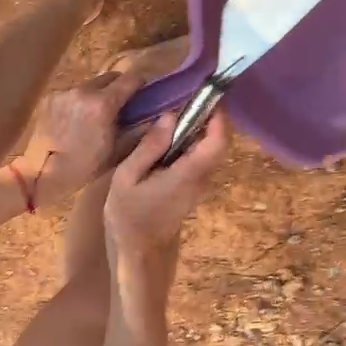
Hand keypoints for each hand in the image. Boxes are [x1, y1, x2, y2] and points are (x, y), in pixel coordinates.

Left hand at [12, 70, 145, 204]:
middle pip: (109, 77)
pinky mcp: (51, 98)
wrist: (44, 172)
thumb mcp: (118, 150)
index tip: (143, 91)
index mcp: (103, 104)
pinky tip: (76, 119)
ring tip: (96, 114)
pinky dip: (79, 101)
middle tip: (121, 104)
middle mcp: (83, 91)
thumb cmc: (84, 166)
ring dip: (97, 94)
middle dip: (118, 87)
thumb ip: (139, 128)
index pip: (130, 78)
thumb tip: (156, 114)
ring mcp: (65, 93)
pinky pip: (72, 93)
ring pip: (90, 84)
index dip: (140, 83)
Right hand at [104, 111, 229, 261]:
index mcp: (188, 173)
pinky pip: (198, 159)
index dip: (218, 115)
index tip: (205, 95)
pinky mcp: (192, 188)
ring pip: (208, 150)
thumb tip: (170, 116)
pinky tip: (166, 140)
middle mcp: (202, 177)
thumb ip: (149, 147)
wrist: (139, 249)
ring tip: (171, 116)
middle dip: (206, 118)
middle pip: (217, 142)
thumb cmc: (129, 215)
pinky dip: (188, 144)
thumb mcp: (127, 177)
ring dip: (196, 130)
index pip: (218, 140)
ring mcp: (200, 184)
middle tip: (183, 100)